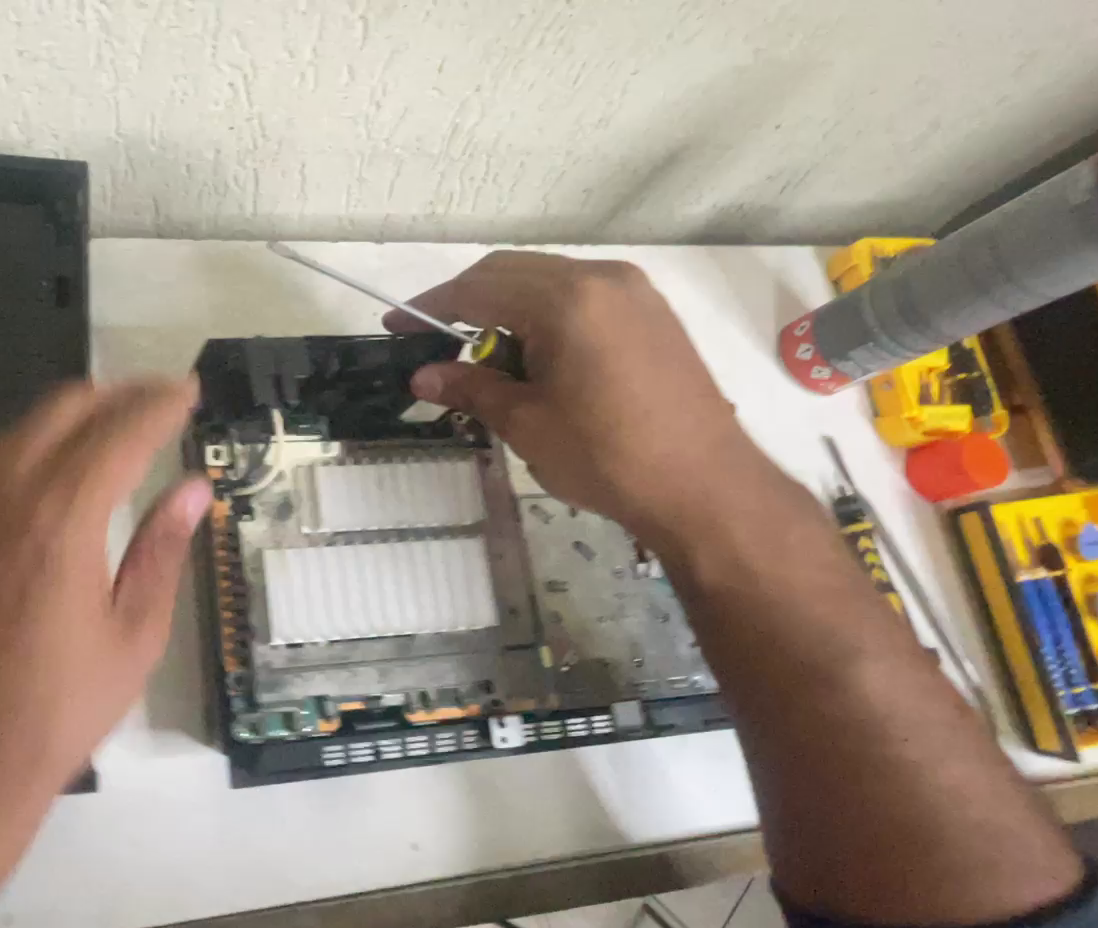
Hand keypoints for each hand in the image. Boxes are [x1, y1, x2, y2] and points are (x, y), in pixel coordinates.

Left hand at [0, 378, 209, 821]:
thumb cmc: (64, 708)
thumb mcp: (136, 635)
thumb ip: (162, 551)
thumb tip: (193, 489)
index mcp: (61, 523)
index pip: (118, 436)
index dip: (159, 406)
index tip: (188, 389)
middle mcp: (4, 502)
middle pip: (60, 412)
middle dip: (114, 394)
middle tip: (157, 400)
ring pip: (19, 433)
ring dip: (71, 418)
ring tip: (115, 427)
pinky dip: (33, 451)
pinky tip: (59, 477)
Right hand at [388, 252, 773, 542]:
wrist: (702, 485)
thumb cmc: (605, 457)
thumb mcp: (525, 423)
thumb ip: (471, 388)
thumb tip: (422, 377)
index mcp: (567, 300)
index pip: (479, 289)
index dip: (430, 308)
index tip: (394, 326)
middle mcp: (602, 278)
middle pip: (510, 272)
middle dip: (464, 303)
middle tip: (430, 341)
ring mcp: (633, 292)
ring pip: (546, 281)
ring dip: (504, 309)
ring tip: (482, 360)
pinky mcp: (649, 313)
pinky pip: (578, 296)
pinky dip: (541, 315)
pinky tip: (531, 356)